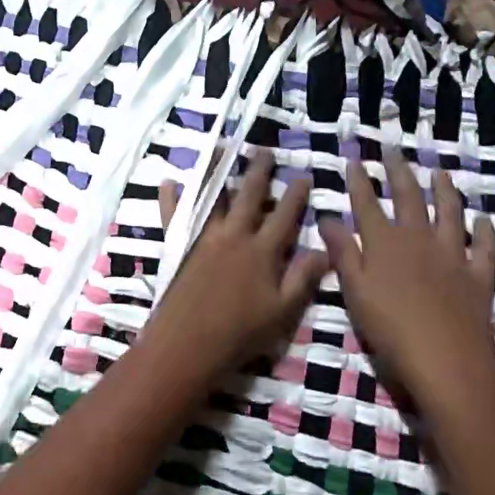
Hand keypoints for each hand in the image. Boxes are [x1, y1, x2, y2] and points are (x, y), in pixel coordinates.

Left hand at [141, 152, 329, 379]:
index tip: (304, 176)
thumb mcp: (282, 311)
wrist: (188, 345)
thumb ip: (302, 278)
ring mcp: (204, 238)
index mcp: (262, 251)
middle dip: (259, 171)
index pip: (285, 216)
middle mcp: (234, 235)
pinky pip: (175, 216)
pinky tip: (169, 182)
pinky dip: (172, 198)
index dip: (297, 195)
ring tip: (222, 149)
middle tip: (264, 150)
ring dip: (219, 171)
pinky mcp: (180, 247)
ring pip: (214, 196)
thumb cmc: (240, 333)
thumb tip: (325, 250)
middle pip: (249, 196)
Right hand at [320, 150, 494, 411]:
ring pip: (449, 213)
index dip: (360, 181)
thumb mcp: (355, 293)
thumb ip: (342, 253)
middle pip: (408, 197)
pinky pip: (484, 247)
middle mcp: (419, 239)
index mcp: (385, 243)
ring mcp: (452, 255)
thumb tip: (326, 218)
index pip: (367, 204)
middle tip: (393, 150)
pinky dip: (484, 232)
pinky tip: (483, 221)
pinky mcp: (478, 275)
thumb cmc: (390, 330)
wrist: (446, 360)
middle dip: (398, 172)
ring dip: (444, 190)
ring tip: (440, 173)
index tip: (355, 160)